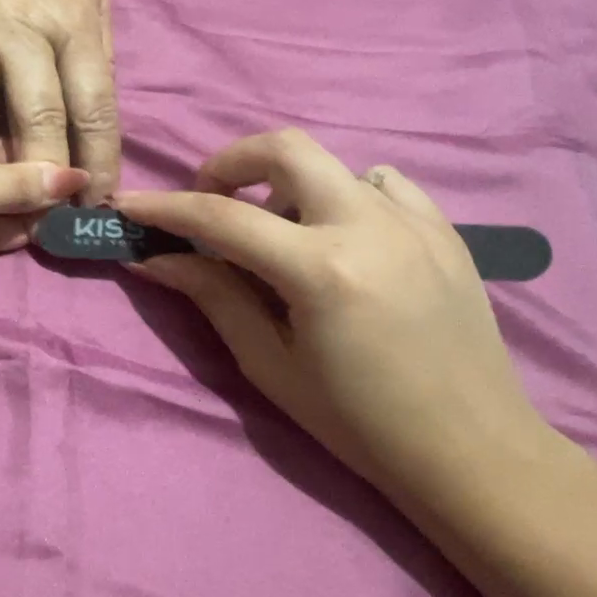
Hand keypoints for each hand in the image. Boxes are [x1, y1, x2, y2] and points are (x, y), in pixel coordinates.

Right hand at [116, 131, 553, 501]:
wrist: (468, 447)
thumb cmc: (355, 420)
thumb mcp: (269, 363)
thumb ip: (214, 296)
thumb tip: (155, 258)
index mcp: (322, 270)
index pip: (224, 218)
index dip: (167, 208)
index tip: (129, 206)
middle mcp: (371, 226)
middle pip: (285, 149)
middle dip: (230, 164)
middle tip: (209, 205)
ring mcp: (416, 221)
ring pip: (333, 166)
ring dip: (288, 188)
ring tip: (279, 240)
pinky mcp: (444, 230)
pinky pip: (382, 186)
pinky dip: (343, 198)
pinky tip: (340, 242)